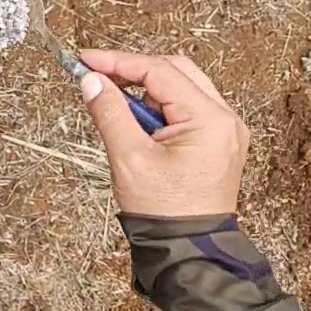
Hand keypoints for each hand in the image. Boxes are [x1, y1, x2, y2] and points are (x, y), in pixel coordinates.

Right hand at [77, 50, 248, 217]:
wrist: (188, 250)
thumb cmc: (164, 211)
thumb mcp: (128, 158)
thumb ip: (109, 112)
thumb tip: (91, 80)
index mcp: (210, 120)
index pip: (159, 71)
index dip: (118, 62)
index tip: (85, 60)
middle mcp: (225, 120)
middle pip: (175, 71)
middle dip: (133, 70)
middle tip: (96, 74)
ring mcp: (224, 131)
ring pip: (180, 88)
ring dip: (144, 88)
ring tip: (112, 100)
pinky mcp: (216, 143)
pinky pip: (185, 109)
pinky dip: (157, 107)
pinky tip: (134, 119)